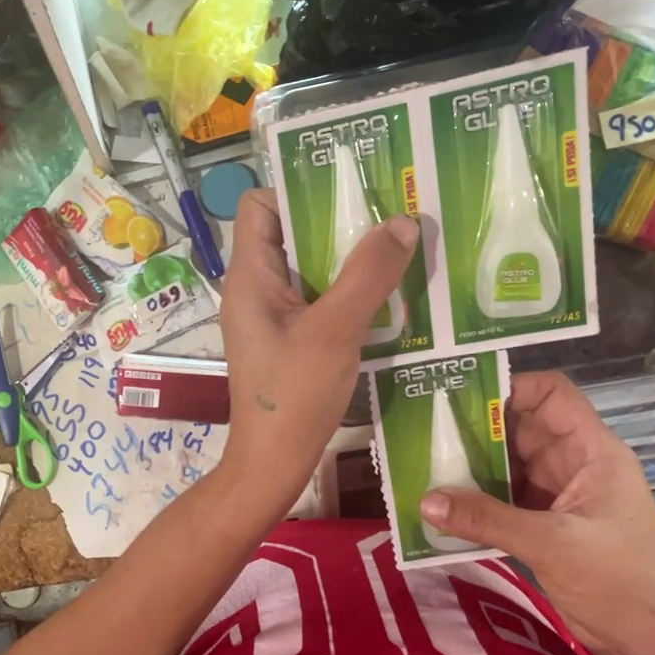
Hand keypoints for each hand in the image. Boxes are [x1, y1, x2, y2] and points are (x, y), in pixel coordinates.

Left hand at [216, 188, 417, 518]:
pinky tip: (390, 296)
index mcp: (250, 277)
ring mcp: (271, 317)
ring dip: (350, 259)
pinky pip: (318, 300)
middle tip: (394, 213)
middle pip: (291, 234)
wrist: (272, 463)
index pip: (261, 206)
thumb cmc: (294, 396)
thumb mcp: (334, 330)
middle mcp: (255, 290)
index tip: (352, 191)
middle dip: (340, 221)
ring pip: (310, 269)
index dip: (299, 190)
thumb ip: (368, 275)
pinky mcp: (288, 341)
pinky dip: (348, 292)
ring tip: (402, 249)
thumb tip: (404, 222)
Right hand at [418, 371, 654, 654]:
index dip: (509, 387)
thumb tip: (423, 500)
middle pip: (521, 429)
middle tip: (422, 431)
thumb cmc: (623, 584)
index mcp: (594, 453)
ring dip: (469, 468)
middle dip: (475, 428)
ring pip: (508, 467)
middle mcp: (575, 467)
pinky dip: (474, 503)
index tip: (456, 395)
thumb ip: (487, 519)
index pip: (552, 396)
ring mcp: (560, 499)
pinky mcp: (546, 530)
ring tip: (421, 466)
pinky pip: (503, 503)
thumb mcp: (553, 545)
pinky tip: (440, 507)